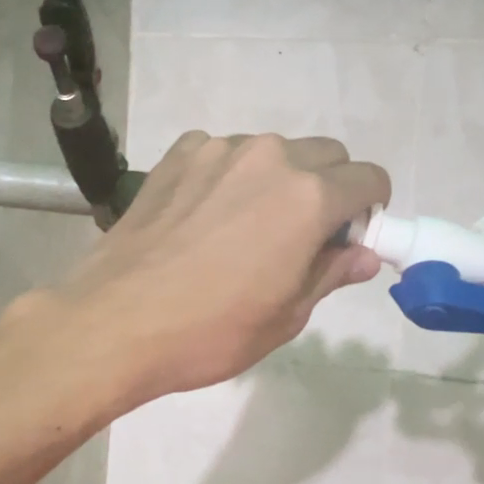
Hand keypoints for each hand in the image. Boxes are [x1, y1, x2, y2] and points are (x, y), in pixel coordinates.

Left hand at [49, 132, 388, 401]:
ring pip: (270, 153)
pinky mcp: (174, 156)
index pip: (368, 179)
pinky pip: (220, 154)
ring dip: (274, 181)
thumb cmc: (209, 333)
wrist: (115, 323)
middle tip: (299, 240)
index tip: (347, 241)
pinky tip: (200, 219)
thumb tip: (362, 254)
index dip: (368, 211)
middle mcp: (268, 157)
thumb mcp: (285, 317)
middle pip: (324, 155)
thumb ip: (330, 274)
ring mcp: (216, 150)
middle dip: (327, 190)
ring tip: (240, 232)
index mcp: (309, 197)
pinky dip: (225, 177)